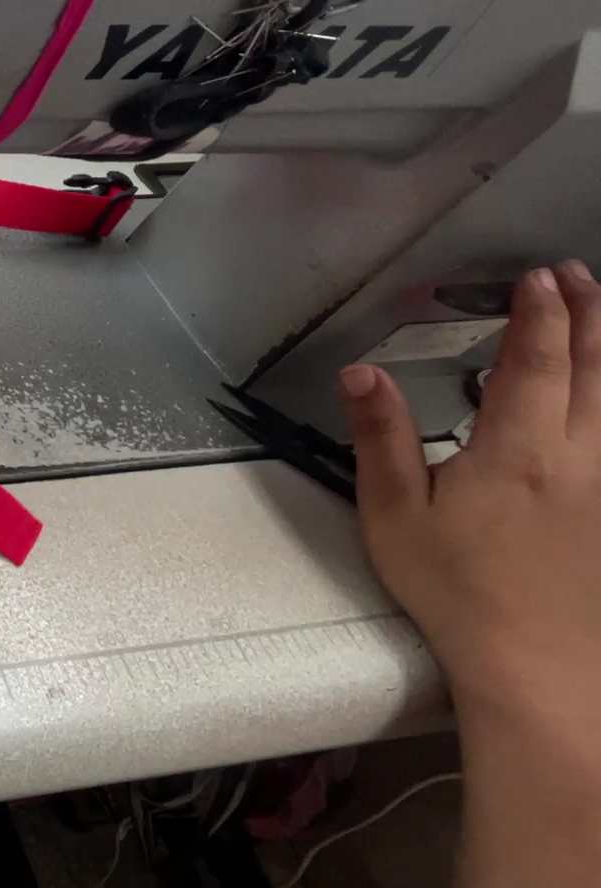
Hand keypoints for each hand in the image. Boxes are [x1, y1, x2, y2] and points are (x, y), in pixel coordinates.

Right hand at [340, 262, 600, 721]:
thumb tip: (359, 372)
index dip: (540, 319)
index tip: (539, 278)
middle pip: (599, 374)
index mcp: (518, 454)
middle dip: (591, 319)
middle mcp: (583, 460)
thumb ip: (381, 436)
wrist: (536, 660)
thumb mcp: (392, 509)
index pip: (535, 368)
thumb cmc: (450, 581)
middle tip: (579, 276)